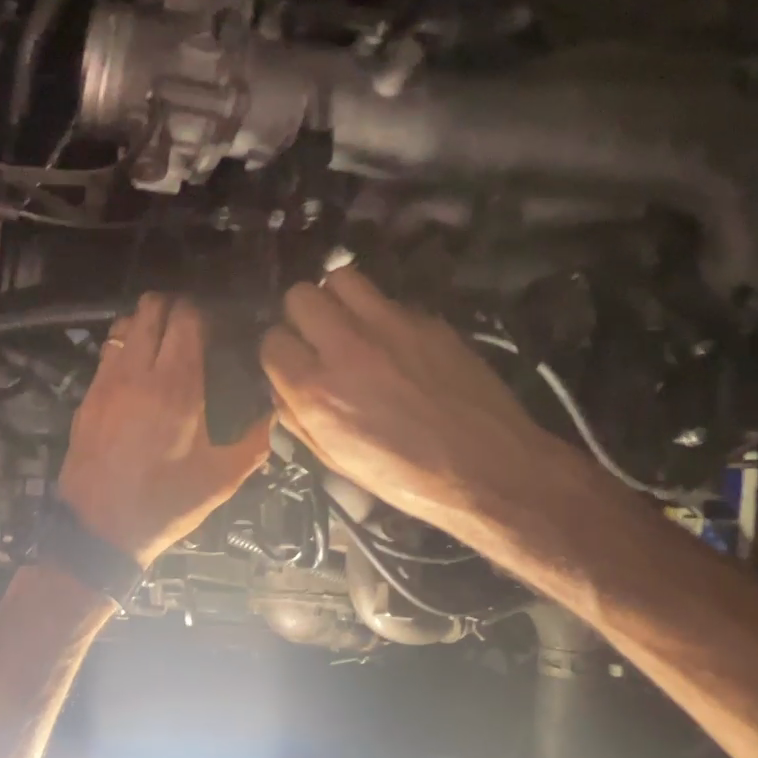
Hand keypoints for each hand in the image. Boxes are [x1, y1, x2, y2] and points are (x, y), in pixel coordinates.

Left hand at [59, 294, 272, 566]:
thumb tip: (274, 409)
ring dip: (147, 324)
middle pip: (152, 308)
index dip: (205, 312)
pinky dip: (126, 348)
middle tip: (193, 327)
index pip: (187, 317)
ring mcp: (106, 382)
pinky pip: (108, 354)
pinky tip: (140, 372)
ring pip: (125, 325)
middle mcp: (136, 373)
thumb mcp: (222, 478)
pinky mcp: (87, 398)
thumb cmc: (165, 504)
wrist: (99, 530)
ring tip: (165, 344)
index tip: (219, 325)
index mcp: (175, 386)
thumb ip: (255, 438)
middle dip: (175, 308)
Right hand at [261, 267, 562, 527]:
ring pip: (342, 278)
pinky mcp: (428, 320)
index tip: (290, 366)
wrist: (486, 470)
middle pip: (300, 295)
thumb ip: (297, 417)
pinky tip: (393, 344)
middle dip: (301, 316)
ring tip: (348, 326)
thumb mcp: (332, 459)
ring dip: (337, 299)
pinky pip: (388, 299)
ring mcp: (390, 326)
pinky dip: (380, 316)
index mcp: (316, 390)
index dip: (278, 354)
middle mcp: (346, 347)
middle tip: (316, 340)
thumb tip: (284, 386)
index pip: (272, 341)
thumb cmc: (402, 478)